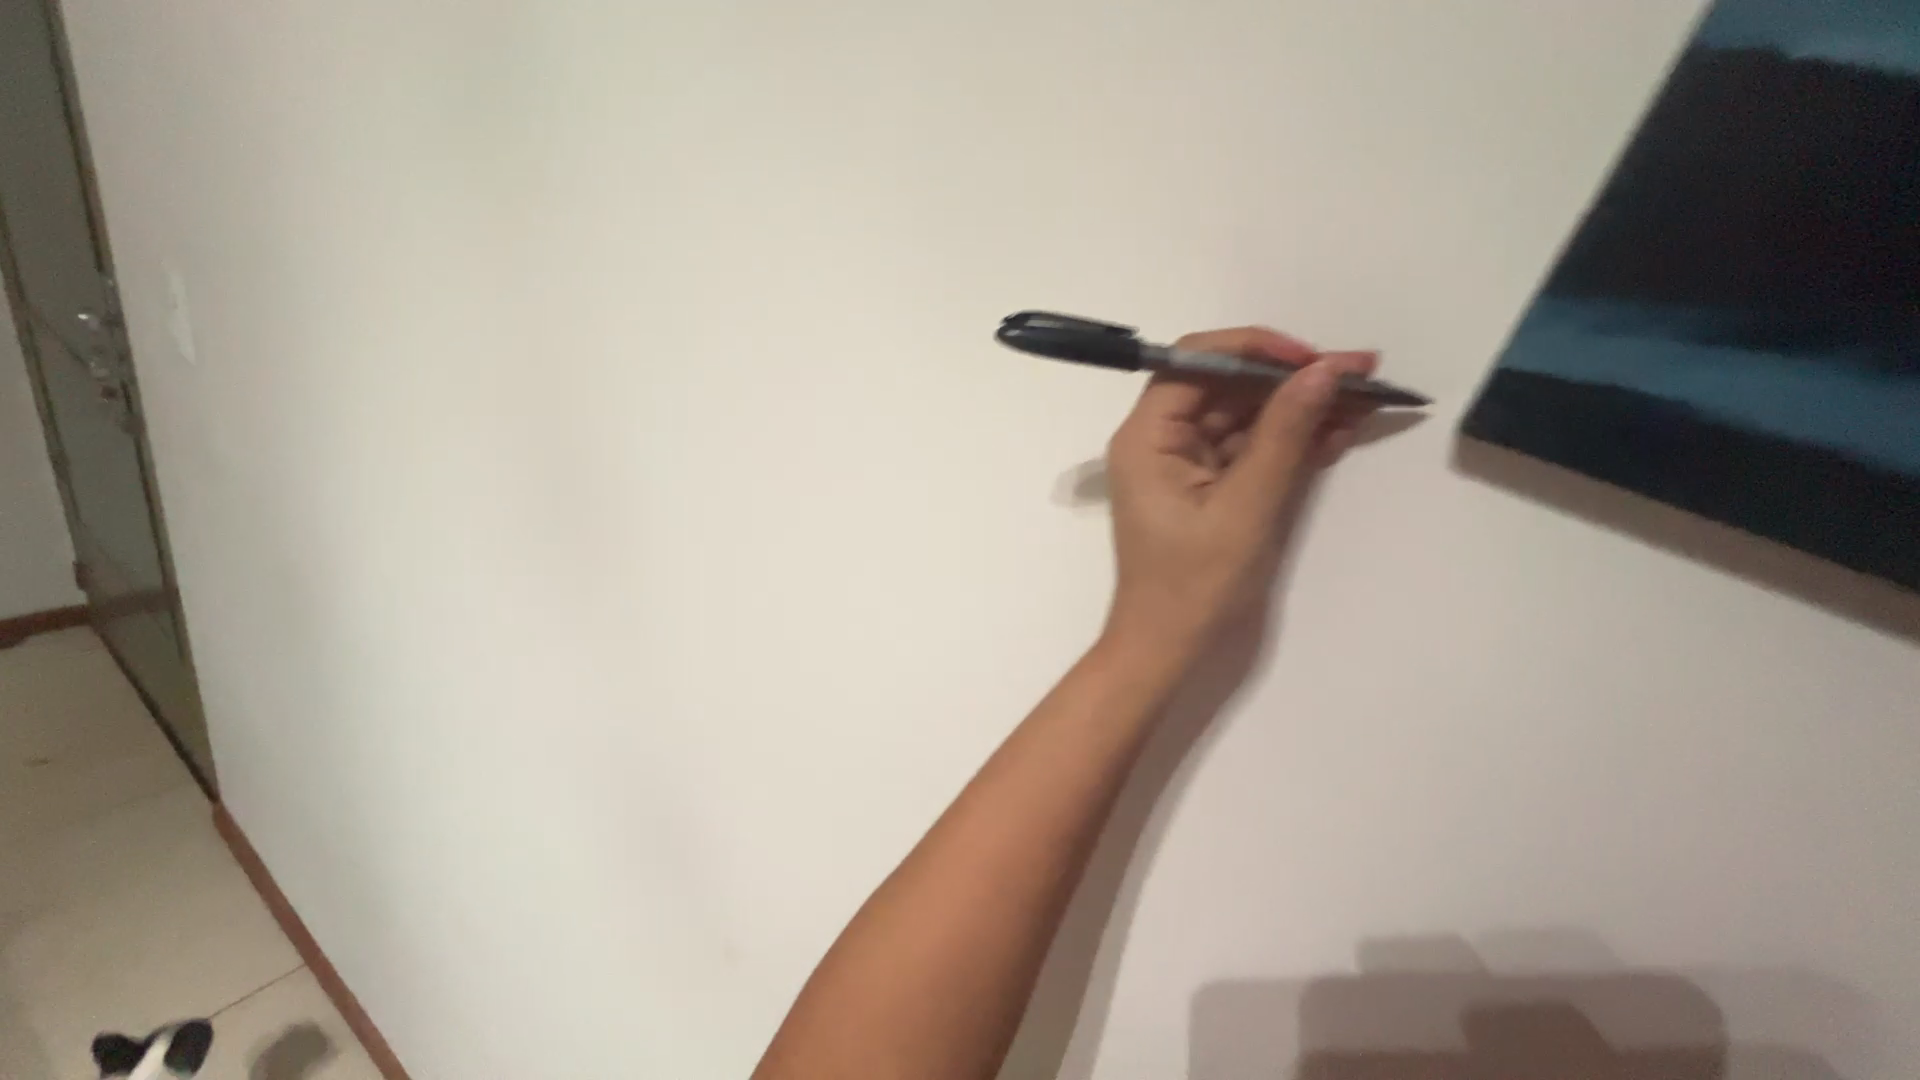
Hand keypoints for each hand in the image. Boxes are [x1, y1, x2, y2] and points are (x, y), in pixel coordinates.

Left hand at [1101, 326, 1376, 660]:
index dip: (1254, 350)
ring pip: (1244, 417)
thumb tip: (1324, 371)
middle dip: (1290, 380)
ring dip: (1300, 410)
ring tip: (1366, 401)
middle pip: (1225, 387)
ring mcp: (1184, 465)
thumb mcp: (1245, 506)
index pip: (1194, 363)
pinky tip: (1340, 432)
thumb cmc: (1195, 584)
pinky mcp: (1208, 488)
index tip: (1312, 359)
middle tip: (1362, 374)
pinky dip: (1291, 443)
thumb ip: (1284, 435)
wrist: (1171, 649)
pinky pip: (1250, 450)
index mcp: (1147, 437)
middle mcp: (1159, 441)